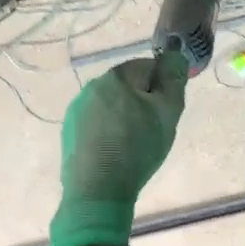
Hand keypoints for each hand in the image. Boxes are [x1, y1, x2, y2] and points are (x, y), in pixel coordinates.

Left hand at [47, 53, 190, 245]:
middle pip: (130, 84)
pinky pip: (98, 120)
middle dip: (144, 100)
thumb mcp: (169, 111)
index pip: (150, 66)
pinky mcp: (69, 130)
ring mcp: (77, 109)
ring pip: (113, 102)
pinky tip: (115, 150)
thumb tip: (174, 55)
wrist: (97, 190)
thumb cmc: (138, 147)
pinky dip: (109, 129)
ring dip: (126, 114)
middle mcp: (93, 86)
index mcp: (118, 76)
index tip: (165, 111)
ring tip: (134, 141)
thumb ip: (174, 78)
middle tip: (153, 127)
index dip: (163, 87)